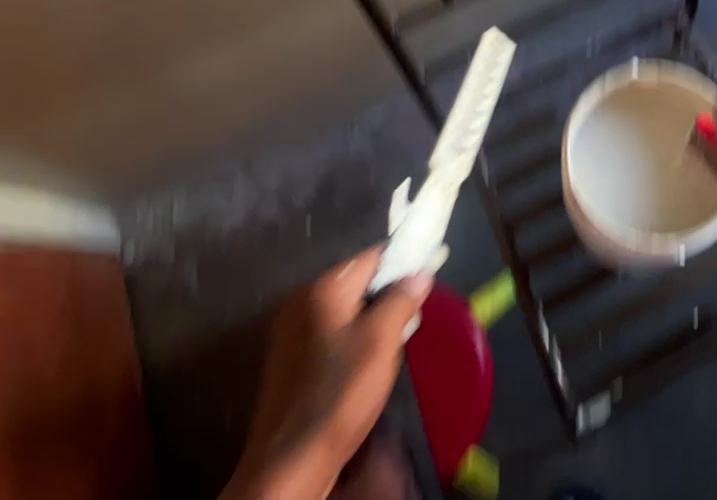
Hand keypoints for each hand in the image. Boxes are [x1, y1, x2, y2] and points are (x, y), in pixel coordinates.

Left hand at [224, 246, 432, 499]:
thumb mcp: (381, 343)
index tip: (427, 276)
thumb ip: (401, 301)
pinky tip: (363, 365)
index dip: (402, 262)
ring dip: (370, 319)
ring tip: (391, 345)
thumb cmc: (340, 394)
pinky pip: (329, 332)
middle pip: (356, 282)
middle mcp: (300, 300)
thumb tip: (420, 273)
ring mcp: (290, 330)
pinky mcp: (288, 358)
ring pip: (344, 310)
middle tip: (411, 320)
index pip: (371, 256)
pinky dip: (350, 339)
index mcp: (323, 288)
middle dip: (386, 295)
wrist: (291, 460)